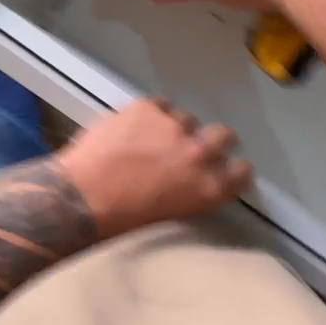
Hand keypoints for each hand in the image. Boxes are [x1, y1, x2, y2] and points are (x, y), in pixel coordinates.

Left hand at [53, 99, 252, 237]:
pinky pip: (160, 105)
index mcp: (210, 187)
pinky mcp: (148, 107)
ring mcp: (174, 125)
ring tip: (152, 137)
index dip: (232, 169)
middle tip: (191, 147)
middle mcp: (201, 153)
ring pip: (187, 118)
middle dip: (212, 140)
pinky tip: (134, 126)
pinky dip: (150, 114)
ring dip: (175, 127)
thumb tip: (193, 179)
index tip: (222, 169)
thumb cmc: (123, 220)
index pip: (242, 171)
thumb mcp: (173, 212)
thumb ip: (193, 192)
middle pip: (224, 135)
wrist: (83, 196)